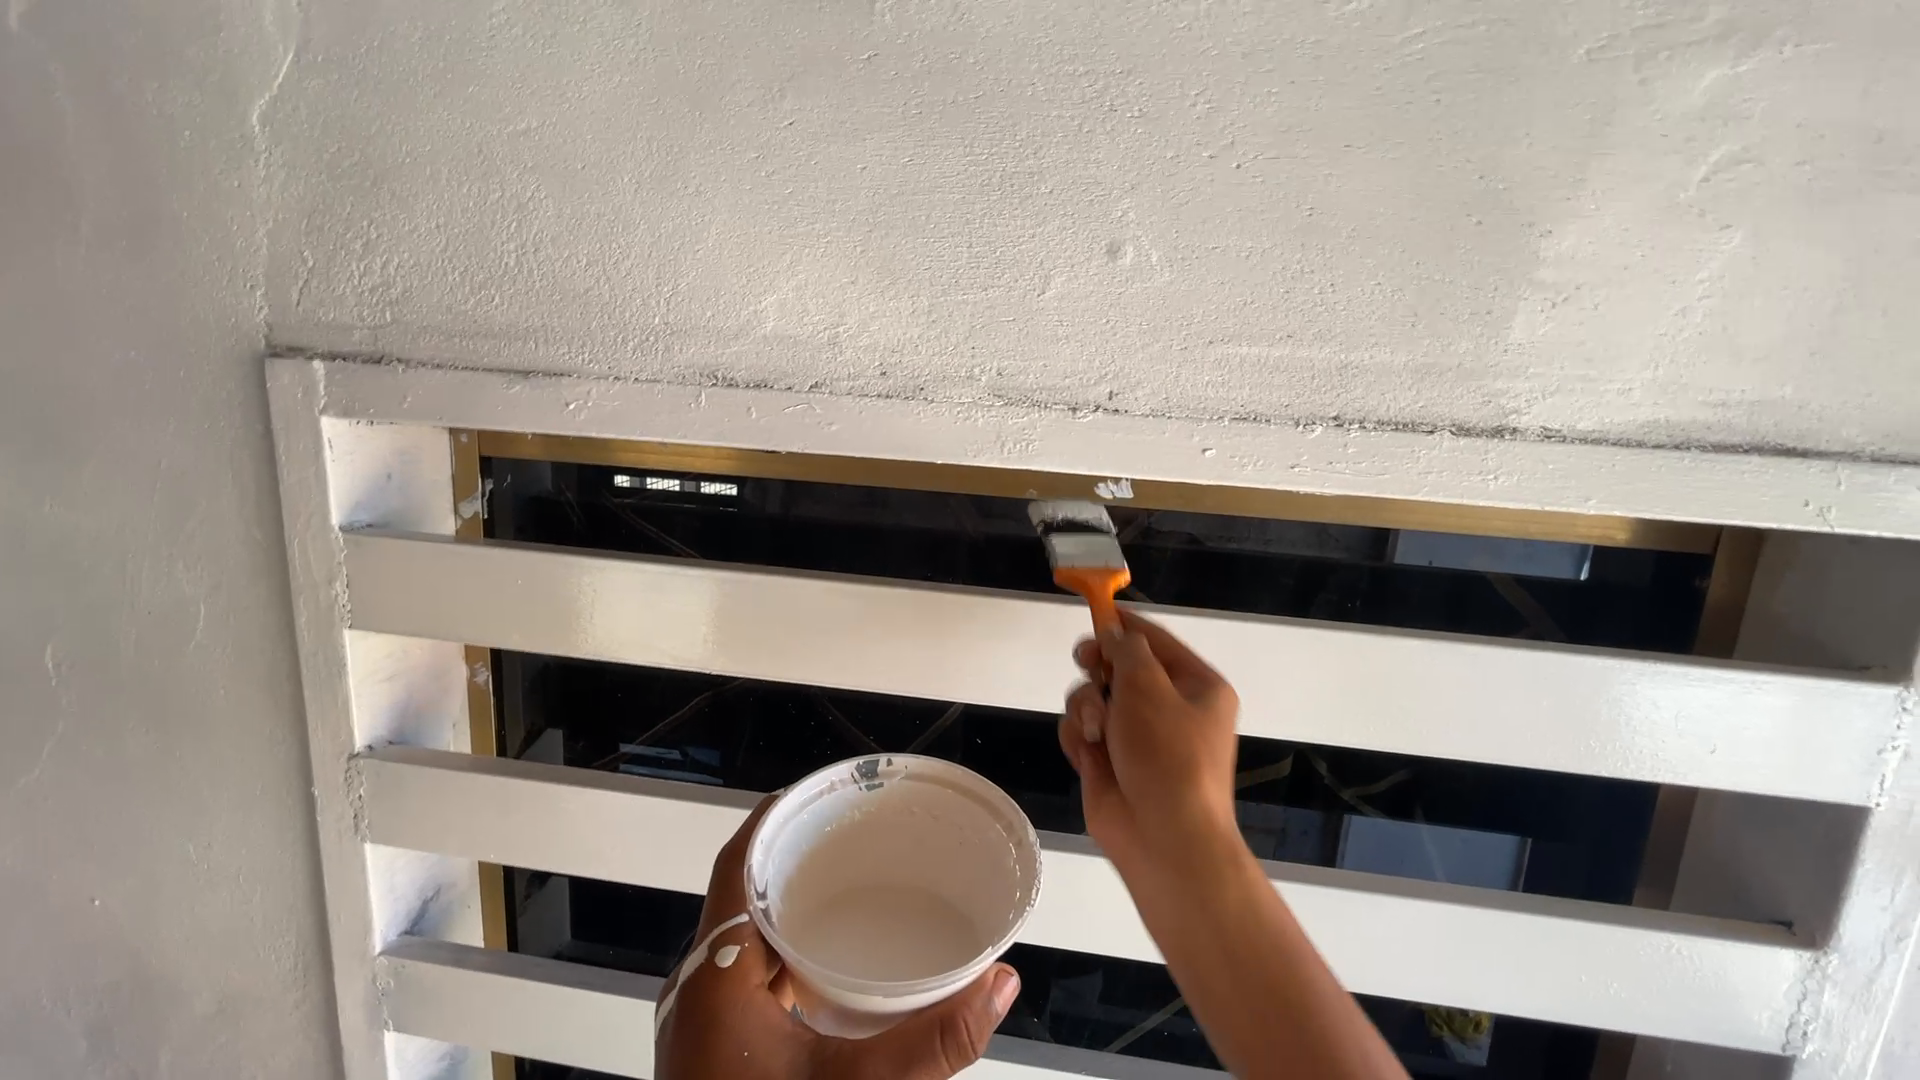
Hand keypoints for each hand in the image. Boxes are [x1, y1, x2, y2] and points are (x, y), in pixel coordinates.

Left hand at [655, 796, 1021, 1079]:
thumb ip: (934, 1040)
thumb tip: (1003, 980)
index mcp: (714, 976)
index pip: (739, 863)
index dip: (777, 817)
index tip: (826, 791)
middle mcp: (699, 989)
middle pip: (743, 893)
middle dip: (796, 856)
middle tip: (858, 834)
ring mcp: (706, 1023)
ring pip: (746, 936)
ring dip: (792, 905)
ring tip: (853, 883)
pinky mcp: (720, 1050)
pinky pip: (752, 975)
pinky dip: (790, 953)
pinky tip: (831, 968)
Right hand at [1060, 609, 1240, 870]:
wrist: (1164, 837)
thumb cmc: (1168, 755)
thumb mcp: (1149, 687)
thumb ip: (1125, 651)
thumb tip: (1112, 633)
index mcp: (1195, 686)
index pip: (1155, 641)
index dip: (1124, 625)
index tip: (1095, 610)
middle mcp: (1167, 708)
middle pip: (1118, 667)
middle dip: (1098, 669)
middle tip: (1085, 663)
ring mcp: (1136, 737)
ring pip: (1092, 697)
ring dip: (1087, 707)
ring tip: (1096, 731)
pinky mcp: (1108, 760)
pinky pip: (1081, 730)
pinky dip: (1079, 737)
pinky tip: (1088, 753)